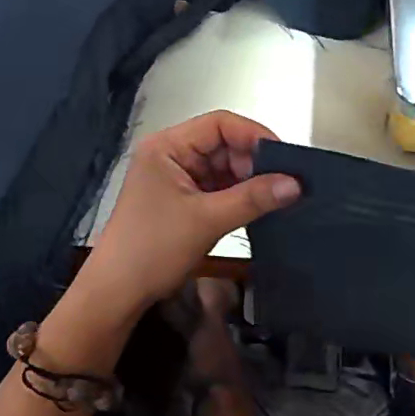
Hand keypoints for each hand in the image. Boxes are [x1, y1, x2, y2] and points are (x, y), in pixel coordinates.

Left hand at [79, 111, 300, 315]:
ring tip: (280, 196)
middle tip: (286, 183)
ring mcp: (177, 178)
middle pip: (224, 144)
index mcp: (167, 146)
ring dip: (250, 181)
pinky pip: (219, 188)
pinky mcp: (184, 200)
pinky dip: (240, 196)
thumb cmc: (153, 248)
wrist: (118, 291)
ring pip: (225, 168)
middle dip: (255, 162)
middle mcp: (172, 155)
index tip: (286, 159)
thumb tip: (297, 184)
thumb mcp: (206, 220)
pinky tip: (262, 207)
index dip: (255, 136)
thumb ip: (253, 198)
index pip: (220, 124)